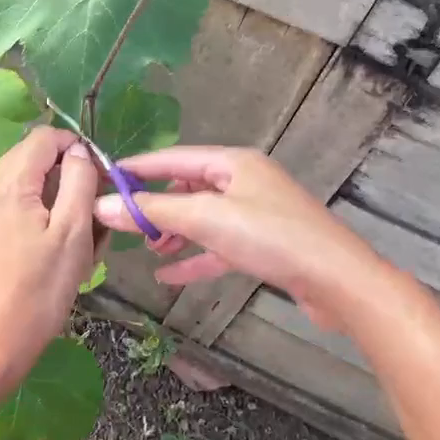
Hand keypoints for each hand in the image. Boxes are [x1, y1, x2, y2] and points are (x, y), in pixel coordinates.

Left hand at [0, 128, 99, 387]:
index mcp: (7, 186)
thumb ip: (78, 183)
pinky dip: (27, 218)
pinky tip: (43, 253)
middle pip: (27, 160)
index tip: (97, 176)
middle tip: (90, 212)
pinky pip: (2, 211)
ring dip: (47, 200)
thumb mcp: (72, 235)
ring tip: (71, 239)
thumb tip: (78, 152)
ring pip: (16, 188)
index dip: (75, 147)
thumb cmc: (38, 294)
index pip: (43, 138)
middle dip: (62, 176)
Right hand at [93, 146, 395, 327]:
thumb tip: (101, 205)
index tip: (102, 180)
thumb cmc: (272, 237)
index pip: (171, 158)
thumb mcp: (206, 219)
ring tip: (149, 249)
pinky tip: (169, 274)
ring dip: (173, 232)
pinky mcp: (264, 244)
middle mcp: (244, 181)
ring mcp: (255, 213)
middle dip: (155, 205)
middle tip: (125, 225)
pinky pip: (218, 245)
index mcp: (232, 162)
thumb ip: (153, 211)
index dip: (136, 169)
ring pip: (202, 217)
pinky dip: (194, 256)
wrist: (338, 281)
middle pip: (186, 186)